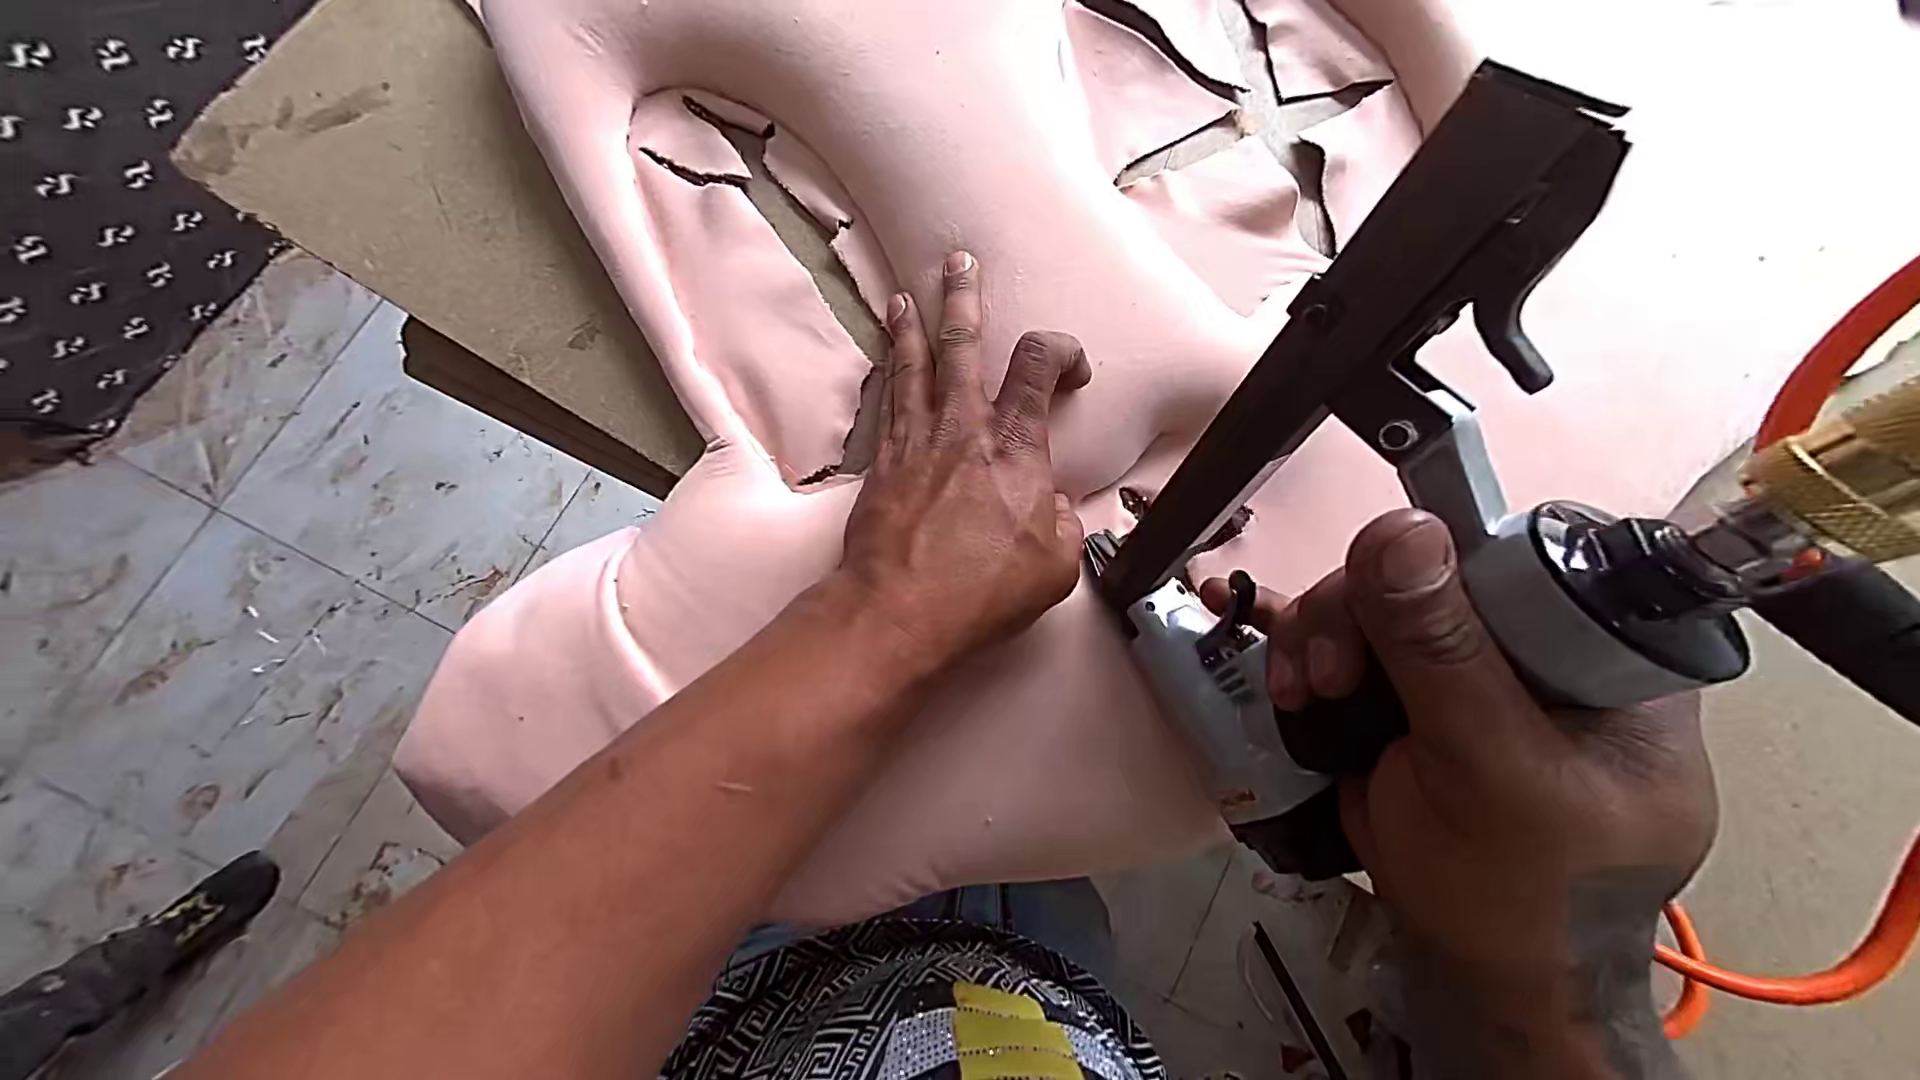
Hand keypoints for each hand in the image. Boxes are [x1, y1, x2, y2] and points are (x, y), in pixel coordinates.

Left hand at [834, 251, 1090, 673]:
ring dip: (911, 326)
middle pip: (963, 342)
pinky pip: (887, 404)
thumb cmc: (980, 592)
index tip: (1071, 370)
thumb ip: (1062, 523)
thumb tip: (1050, 504)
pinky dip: (888, 376)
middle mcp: (963, 429)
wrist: (900, 609)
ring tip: (905, 298)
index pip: (1038, 367)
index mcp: (1016, 449)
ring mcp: (916, 442)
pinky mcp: (883, 463)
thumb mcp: (1055, 566)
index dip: (1060, 352)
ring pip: (914, 365)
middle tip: (958, 263)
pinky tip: (887, 366)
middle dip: (963, 297)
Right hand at [1204, 509, 1715, 1075]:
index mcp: (1592, 650)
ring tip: (1296, 695)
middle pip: (1410, 575)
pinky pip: (1328, 635)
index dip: (1431, 564)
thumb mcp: (1488, 767)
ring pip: (1356, 602)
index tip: (1373, 605)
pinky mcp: (1386, 684)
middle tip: (1324, 678)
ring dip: (1308, 639)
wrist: (1466, 951)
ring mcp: (1444, 662)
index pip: (1506, 558)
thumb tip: (1399, 527)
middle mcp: (1516, 642)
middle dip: (1347, 618)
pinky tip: (1251, 631)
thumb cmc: (1518, 882)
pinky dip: (1286, 637)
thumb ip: (1442, 652)